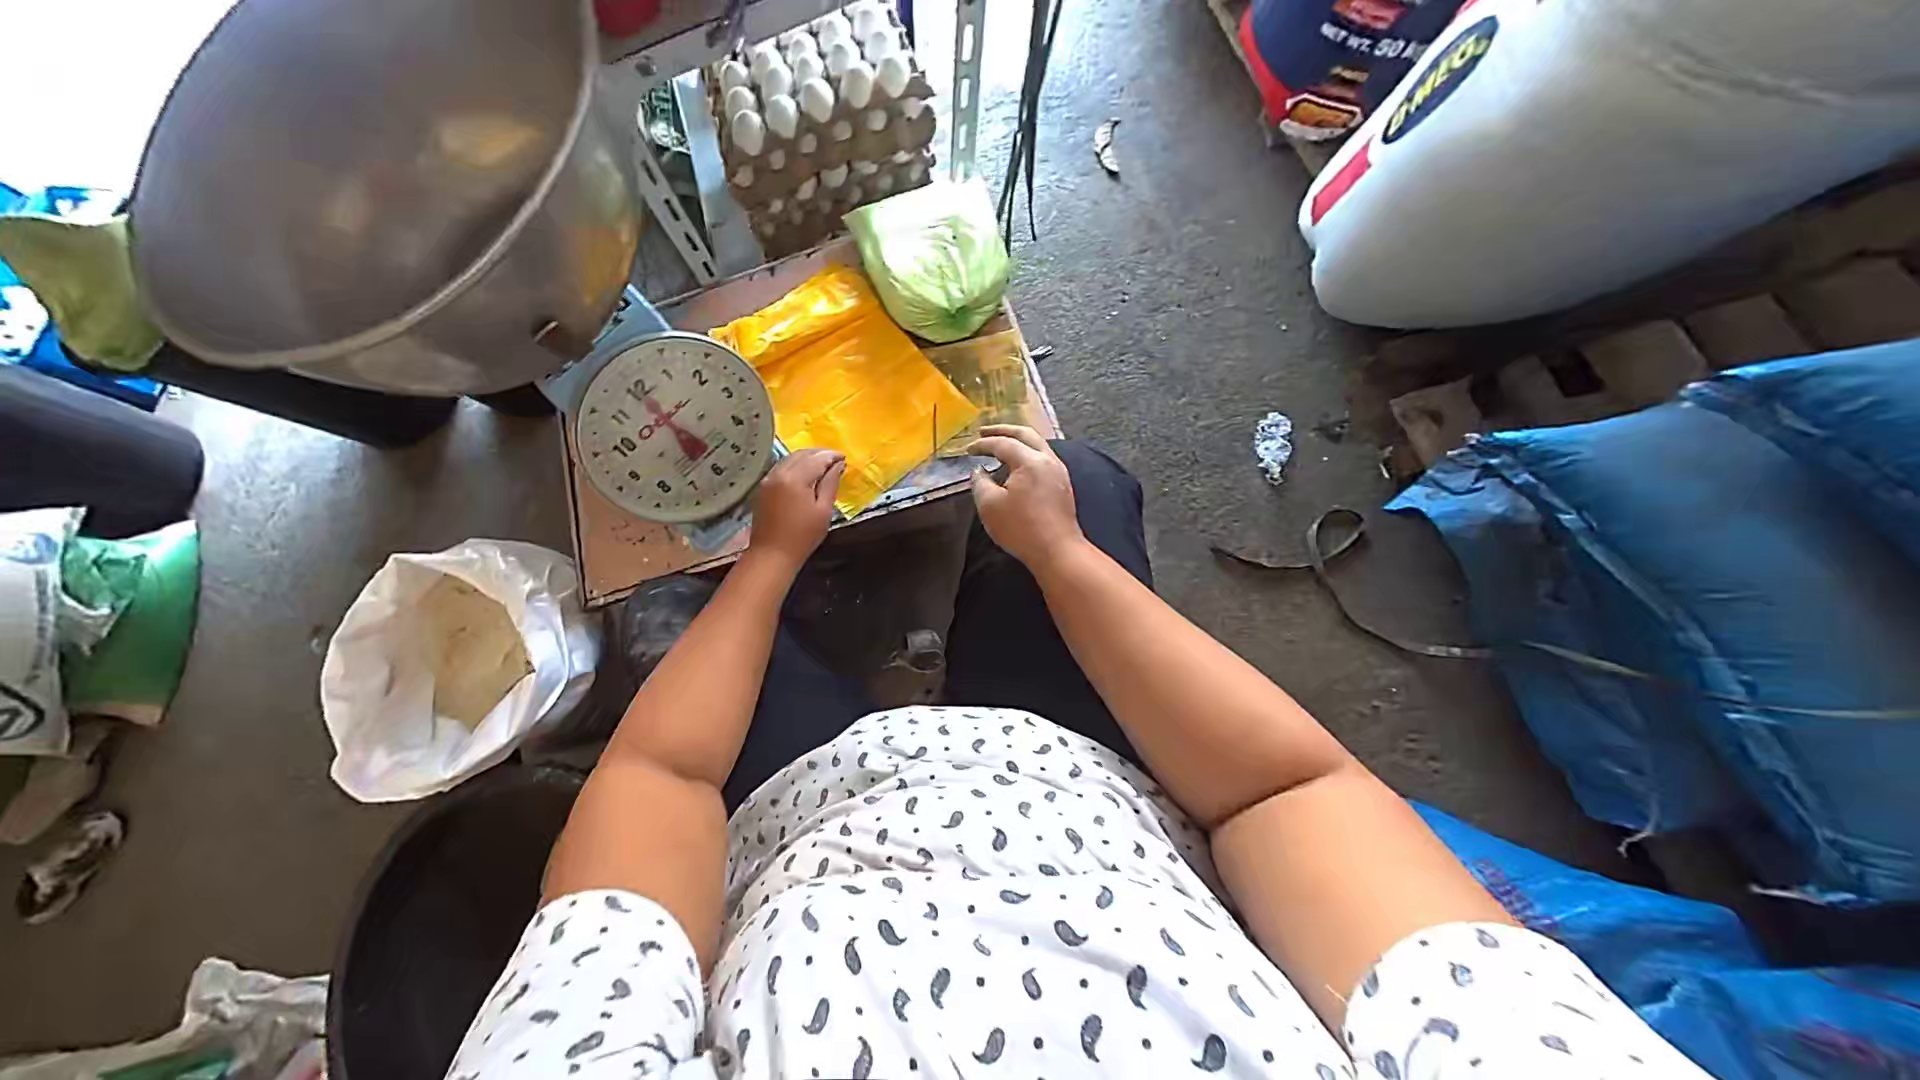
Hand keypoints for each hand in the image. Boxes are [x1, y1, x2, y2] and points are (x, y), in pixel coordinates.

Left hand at [747, 448, 844, 571]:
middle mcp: (779, 473)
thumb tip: (838, 465)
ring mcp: (768, 479)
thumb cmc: (803, 536)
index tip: (844, 458)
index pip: (817, 458)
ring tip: (822, 466)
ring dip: (807, 458)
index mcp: (795, 478)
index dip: (832, 456)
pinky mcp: (763, 487)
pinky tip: (805, 474)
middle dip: (820, 454)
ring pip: (790, 458)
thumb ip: (831, 483)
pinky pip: (781, 467)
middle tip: (836, 461)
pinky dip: (795, 465)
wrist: (772, 554)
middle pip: (802, 454)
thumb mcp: (824, 510)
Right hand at [967, 425, 1087, 571]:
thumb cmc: (1021, 529)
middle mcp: (1048, 460)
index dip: (983, 444)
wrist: (1058, 551)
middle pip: (1025, 434)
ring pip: (1038, 445)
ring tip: (1000, 447)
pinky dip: (1027, 454)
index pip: (1003, 443)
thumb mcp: (990, 506)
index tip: (968, 449)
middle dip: (1003, 431)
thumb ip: (980, 483)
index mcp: (1030, 461)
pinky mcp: (1063, 485)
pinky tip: (1017, 466)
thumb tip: (979, 472)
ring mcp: (1059, 472)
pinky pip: (1043, 459)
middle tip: (984, 432)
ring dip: (1018, 441)